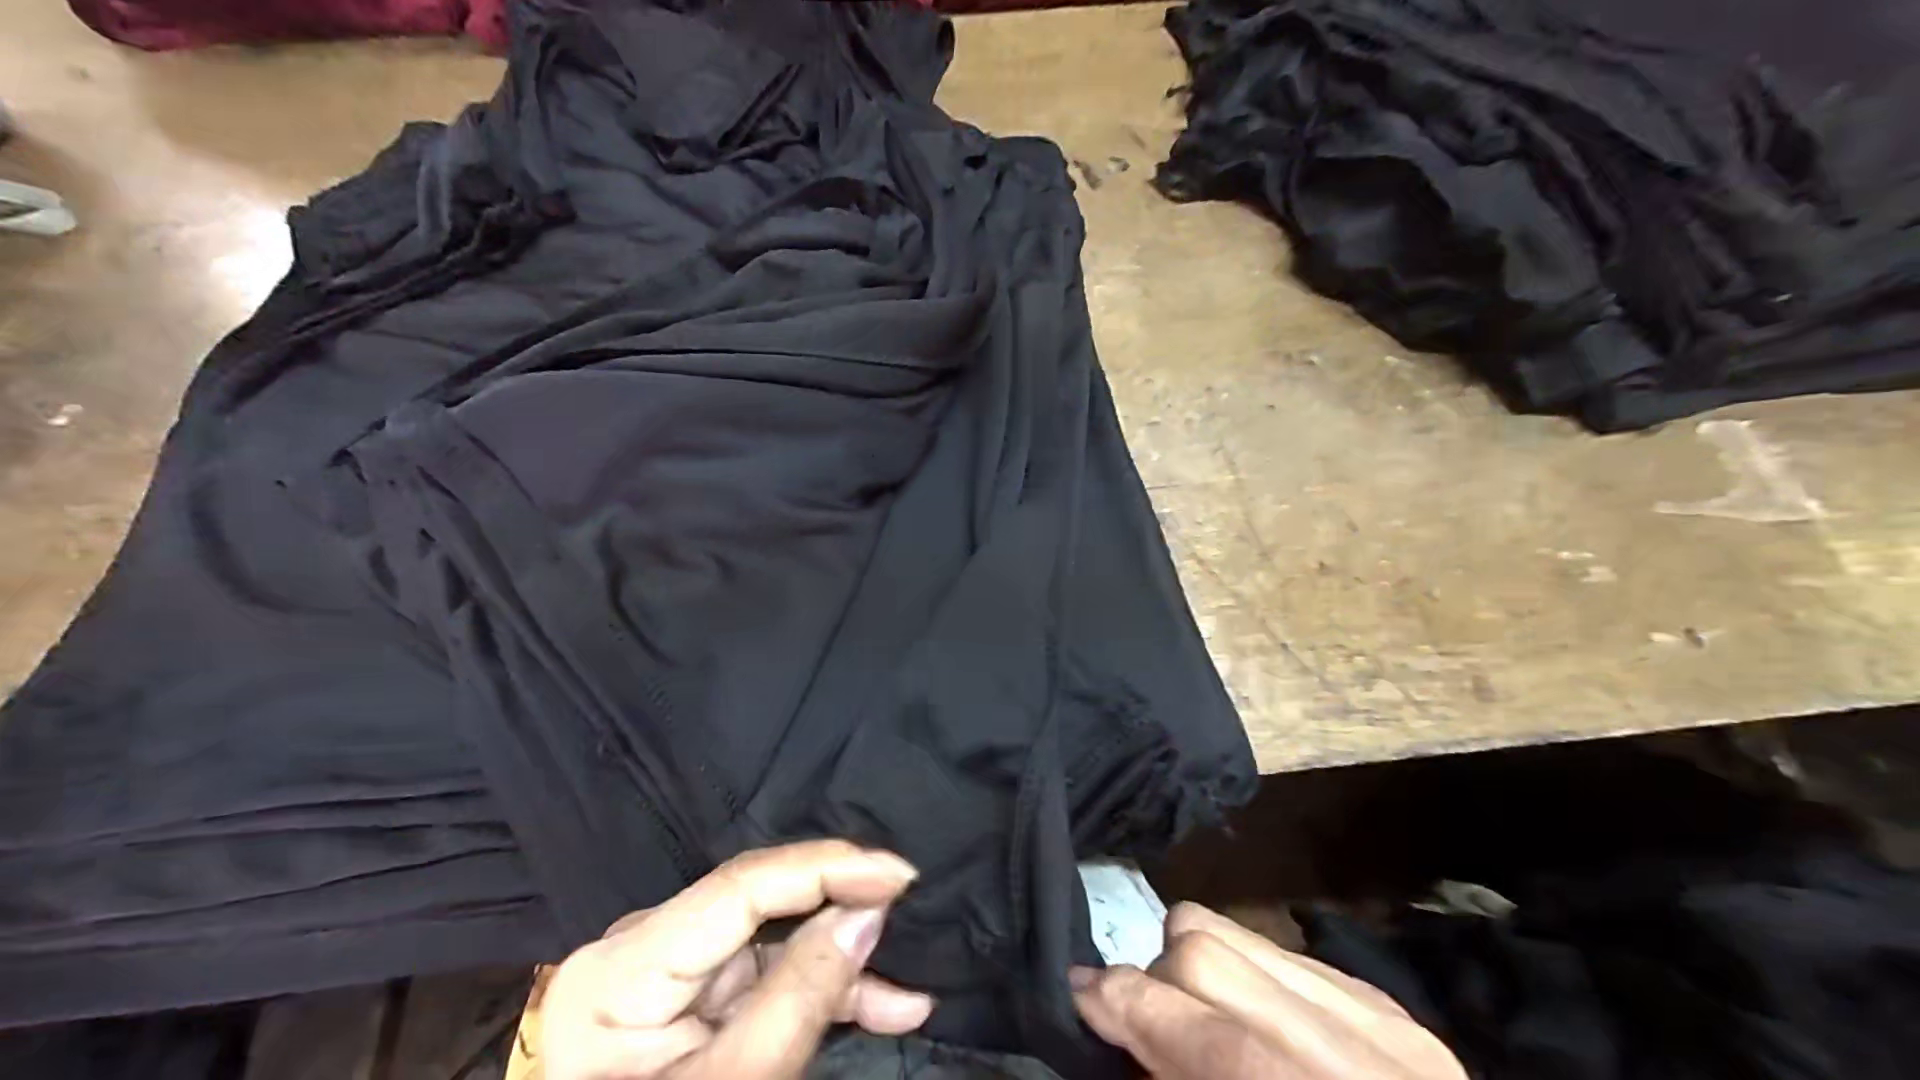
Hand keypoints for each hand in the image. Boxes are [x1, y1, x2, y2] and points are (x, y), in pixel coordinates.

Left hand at [541, 840, 934, 1079]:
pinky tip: (879, 1005)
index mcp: (626, 968)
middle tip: (913, 913)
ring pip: (774, 943)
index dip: (827, 868)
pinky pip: (765, 976)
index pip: (742, 886)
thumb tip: (867, 914)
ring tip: (910, 992)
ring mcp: (669, 972)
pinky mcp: (690, 997)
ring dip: (841, 965)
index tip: (899, 874)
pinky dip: (817, 989)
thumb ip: (798, 997)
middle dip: (842, 911)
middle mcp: (645, 948)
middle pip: (762, 907)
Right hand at [1070, 902, 1466, 1079]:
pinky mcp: (1398, 1015)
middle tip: (1139, 1024)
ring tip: (1190, 1014)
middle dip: (1154, 979)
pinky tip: (1246, 1019)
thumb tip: (1113, 1020)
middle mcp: (1370, 1071)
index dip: (1129, 1005)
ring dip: (1194, 965)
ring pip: (1242, 934)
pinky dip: (1242, 974)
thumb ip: (1175, 1079)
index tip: (1081, 994)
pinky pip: (1282, 952)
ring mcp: (1395, 1033)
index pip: (1214, 1043)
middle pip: (1211, 956)